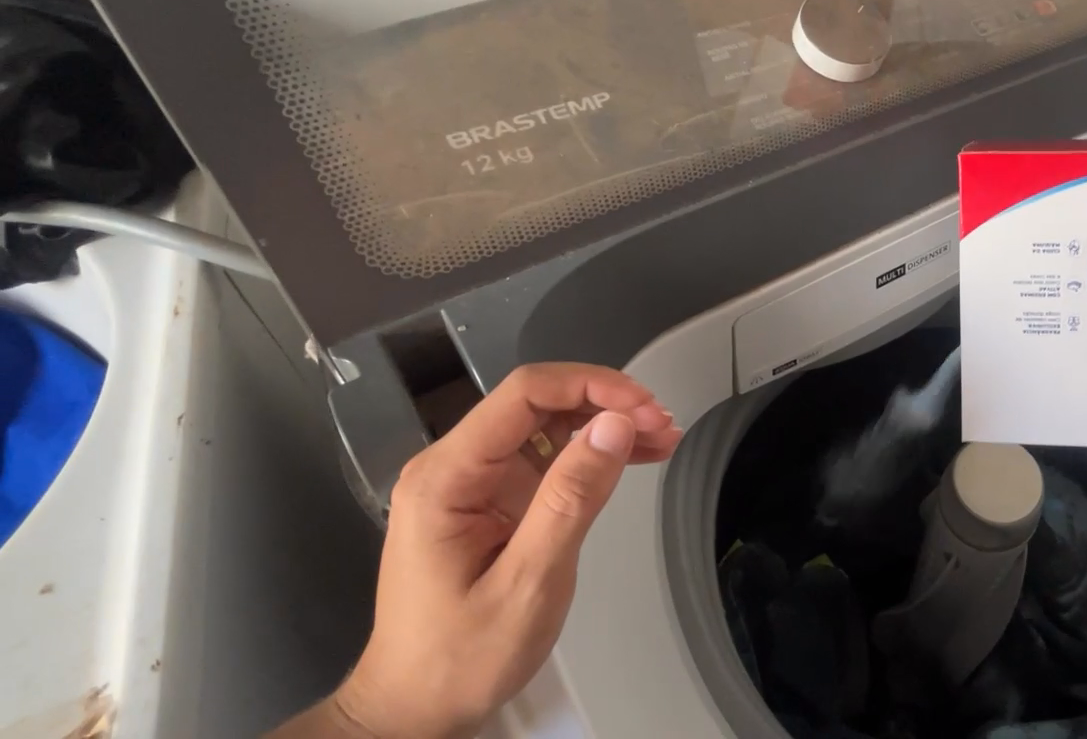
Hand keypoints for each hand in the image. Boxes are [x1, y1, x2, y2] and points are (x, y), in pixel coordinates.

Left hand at [330, 364, 681, 738]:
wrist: (416, 712)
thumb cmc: (463, 658)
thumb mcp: (528, 582)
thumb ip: (571, 498)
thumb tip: (617, 424)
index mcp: (448, 476)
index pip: (525, 394)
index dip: (592, 385)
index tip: (646, 408)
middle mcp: (456, 464)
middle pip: (540, 401)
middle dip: (608, 403)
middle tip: (664, 426)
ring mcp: (476, 479)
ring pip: (551, 423)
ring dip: (609, 423)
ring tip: (665, 438)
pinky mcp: (496, 496)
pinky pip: (551, 454)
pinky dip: (597, 451)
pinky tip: (639, 455)